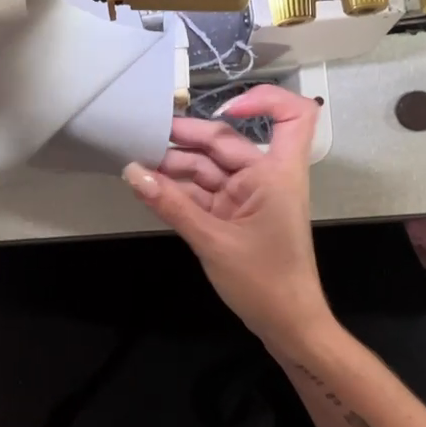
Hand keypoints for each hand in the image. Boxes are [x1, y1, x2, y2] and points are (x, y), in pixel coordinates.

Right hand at [123, 86, 327, 342]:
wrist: (287, 326)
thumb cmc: (264, 281)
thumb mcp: (212, 241)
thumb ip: (170, 205)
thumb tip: (132, 172)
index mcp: (276, 174)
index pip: (293, 116)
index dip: (264, 101)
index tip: (224, 109)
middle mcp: (264, 178)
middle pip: (226, 143)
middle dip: (186, 138)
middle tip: (143, 137)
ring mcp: (247, 197)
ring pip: (209, 168)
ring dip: (175, 166)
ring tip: (137, 165)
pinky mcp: (233, 216)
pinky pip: (202, 193)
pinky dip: (178, 190)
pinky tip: (149, 187)